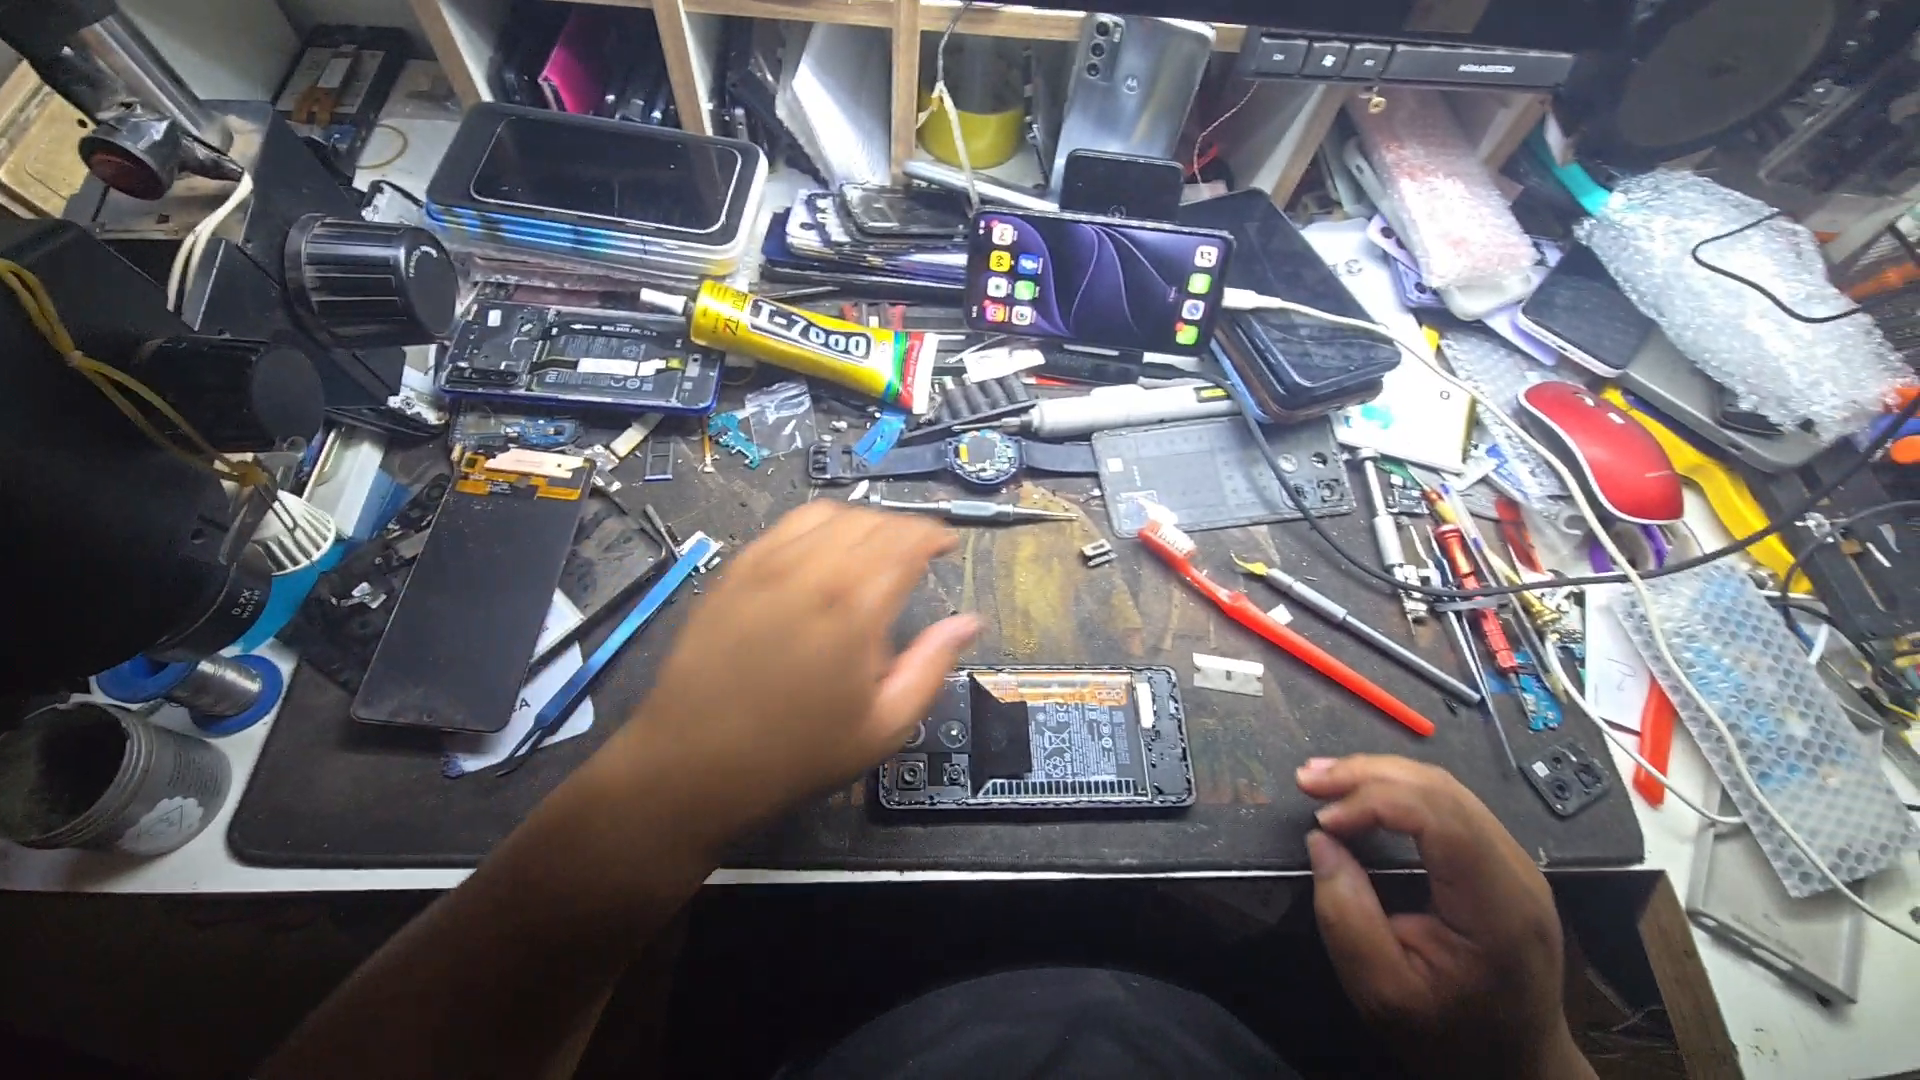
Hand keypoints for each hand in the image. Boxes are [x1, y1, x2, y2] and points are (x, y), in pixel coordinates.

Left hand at [591, 503, 978, 845]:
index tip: (947, 544)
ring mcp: (766, 566)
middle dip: (904, 528)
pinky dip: (817, 525)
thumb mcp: (882, 726)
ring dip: (863, 522)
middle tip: (919, 551)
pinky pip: (785, 527)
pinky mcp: (734, 571)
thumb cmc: (796, 754)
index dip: (933, 535)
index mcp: (854, 606)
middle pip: (871, 522)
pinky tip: (823, 550)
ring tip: (875, 546)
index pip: (906, 541)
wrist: (694, 765)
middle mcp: (811, 571)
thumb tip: (968, 624)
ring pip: (828, 515)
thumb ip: (931, 666)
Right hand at [1296, 755, 1593, 1079]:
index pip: (1439, 817)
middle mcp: (1517, 872)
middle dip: (1367, 773)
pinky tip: (1359, 793)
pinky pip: (1446, 804)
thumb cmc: (1447, 1035)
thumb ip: (1345, 916)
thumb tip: (1321, 841)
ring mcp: (1516, 863)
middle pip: (1441, 790)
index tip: (1321, 820)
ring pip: (1444, 787)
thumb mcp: (1381, 992)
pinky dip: (1395, 790)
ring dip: (1378, 775)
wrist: (1514, 1066)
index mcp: (1496, 907)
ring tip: (1323, 779)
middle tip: (1307, 779)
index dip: (1374, 801)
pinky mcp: (1500, 860)